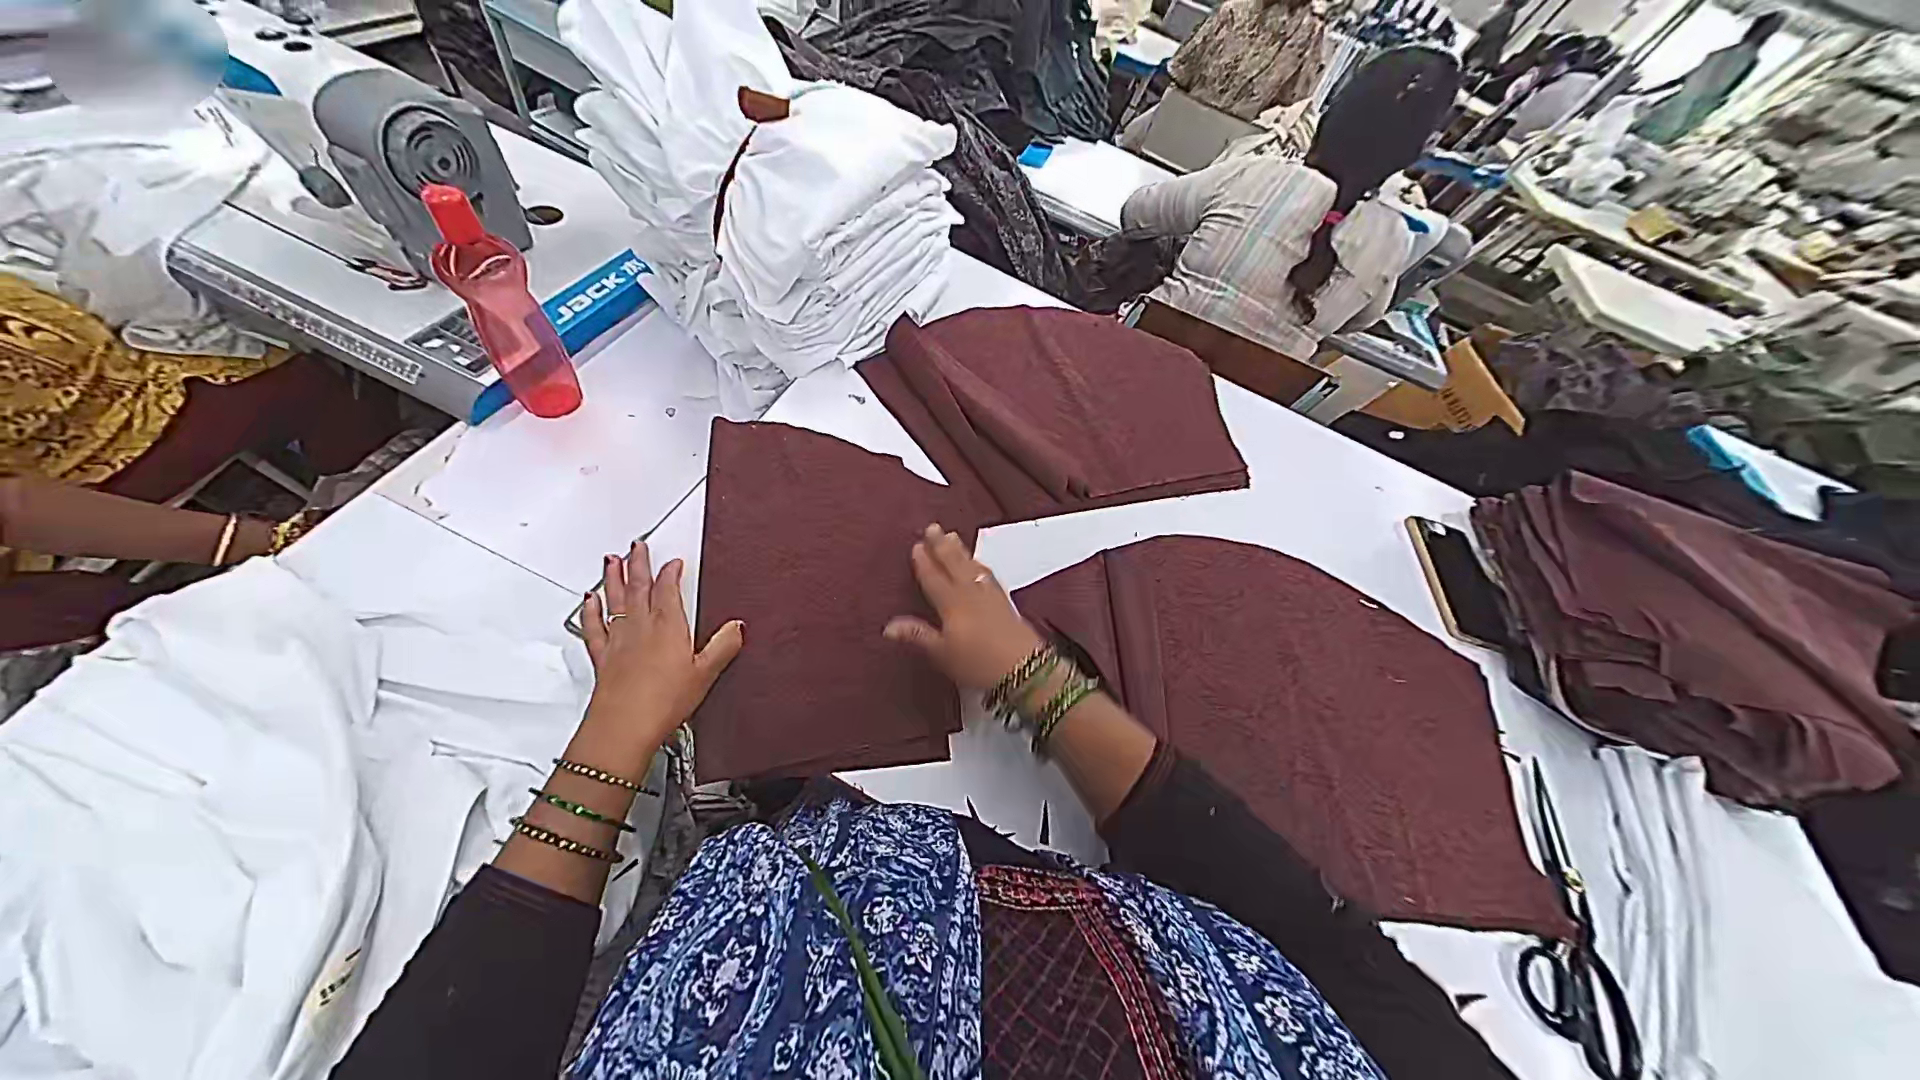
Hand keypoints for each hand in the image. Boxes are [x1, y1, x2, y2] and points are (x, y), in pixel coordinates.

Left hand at [580, 541, 743, 763]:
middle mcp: (640, 627)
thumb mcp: (705, 673)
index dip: (672, 572)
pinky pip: (595, 626)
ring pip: (615, 600)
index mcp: (668, 627)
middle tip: (637, 546)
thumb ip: (723, 646)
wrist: (624, 727)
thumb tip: (736, 627)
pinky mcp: (603, 657)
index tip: (674, 562)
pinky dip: (592, 610)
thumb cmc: (662, 702)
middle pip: (638, 587)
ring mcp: (618, 641)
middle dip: (639, 564)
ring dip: (613, 578)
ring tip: (612, 560)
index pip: (668, 589)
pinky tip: (590, 601)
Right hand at [885, 523, 1044, 690]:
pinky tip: (979, 564)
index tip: (917, 545)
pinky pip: (987, 574)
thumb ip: (918, 635)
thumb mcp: (942, 653)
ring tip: (952, 537)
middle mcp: (970, 593)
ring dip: (961, 551)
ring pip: (972, 566)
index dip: (924, 563)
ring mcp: (990, 595)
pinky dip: (979, 564)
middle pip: (954, 564)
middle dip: (942, 546)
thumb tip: (888, 626)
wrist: (1025, 667)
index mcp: (952, 604)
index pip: (934, 579)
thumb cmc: (977, 663)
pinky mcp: (1005, 602)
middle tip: (933, 527)